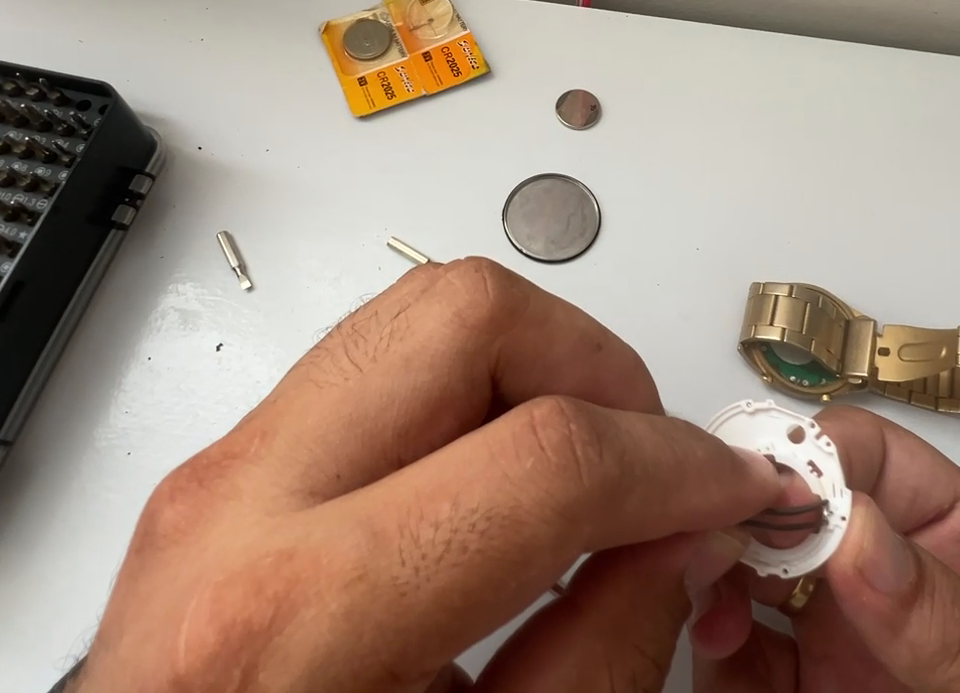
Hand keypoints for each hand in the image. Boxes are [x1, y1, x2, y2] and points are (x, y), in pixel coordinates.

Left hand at [74, 258, 781, 692]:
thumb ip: (605, 652)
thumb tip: (685, 531)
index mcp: (300, 617)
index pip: (543, 459)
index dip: (672, 463)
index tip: (731, 485)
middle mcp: (243, 501)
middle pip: (468, 314)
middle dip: (596, 362)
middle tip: (646, 454)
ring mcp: (227, 461)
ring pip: (426, 307)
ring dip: (540, 358)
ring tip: (584, 457)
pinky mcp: (234, 453)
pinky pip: (388, 356)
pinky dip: (480, 379)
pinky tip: (505, 466)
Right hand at [691, 406, 959, 691]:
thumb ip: (959, 622)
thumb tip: (859, 532)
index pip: (874, 456)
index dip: (816, 456)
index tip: (773, 489)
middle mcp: (892, 576)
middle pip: (799, 509)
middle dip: (749, 513)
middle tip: (714, 542)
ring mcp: (850, 639)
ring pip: (757, 575)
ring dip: (719, 575)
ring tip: (717, 613)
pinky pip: (747, 661)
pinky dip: (717, 652)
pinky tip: (720, 658)